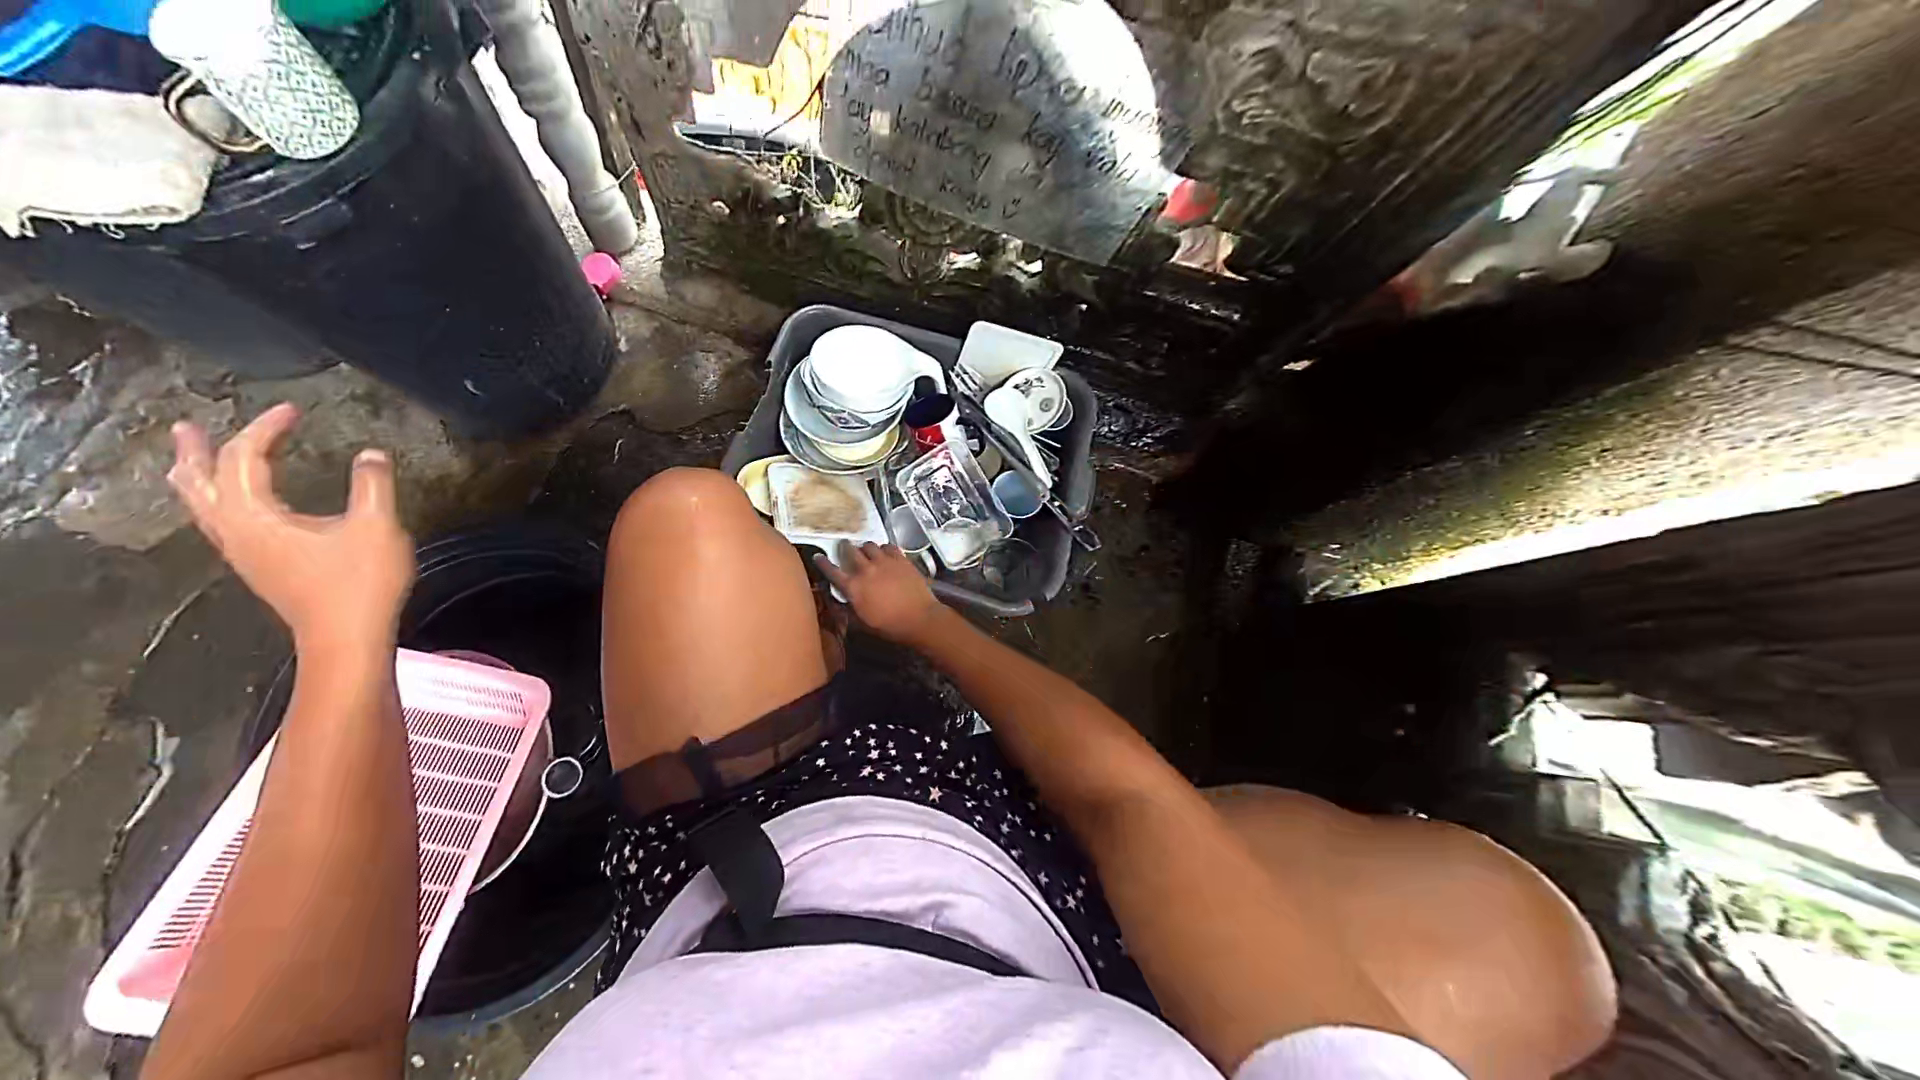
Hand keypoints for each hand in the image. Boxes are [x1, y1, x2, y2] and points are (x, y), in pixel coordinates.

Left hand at [168, 403, 414, 649]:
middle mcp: (236, 531)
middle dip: (196, 453)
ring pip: (205, 506)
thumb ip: (373, 486)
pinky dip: (221, 500)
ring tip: (199, 460)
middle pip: (200, 483)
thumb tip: (372, 454)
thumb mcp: (377, 528)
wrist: (347, 636)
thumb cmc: (359, 581)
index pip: (247, 458)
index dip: (266, 429)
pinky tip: (242, 504)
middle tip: (186, 428)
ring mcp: (244, 553)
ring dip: (200, 477)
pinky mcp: (260, 567)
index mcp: (256, 515)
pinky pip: (223, 522)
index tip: (293, 410)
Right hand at [813, 542, 945, 645]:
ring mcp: (884, 562)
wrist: (919, 618)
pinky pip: (888, 546)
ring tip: (867, 552)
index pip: (832, 571)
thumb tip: (839, 603)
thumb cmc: (890, 625)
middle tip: (845, 548)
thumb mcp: (862, 623)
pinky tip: (885, 554)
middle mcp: (866, 570)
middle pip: (850, 550)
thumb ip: (848, 610)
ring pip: (869, 545)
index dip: (823, 563)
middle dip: (845, 548)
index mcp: (853, 587)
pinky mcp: (901, 559)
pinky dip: (884, 549)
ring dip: (865, 548)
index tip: (819, 557)